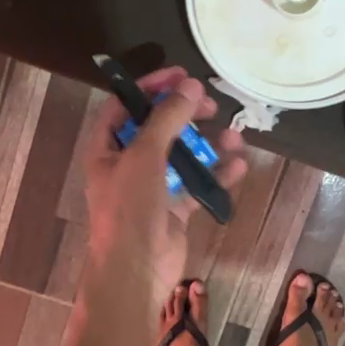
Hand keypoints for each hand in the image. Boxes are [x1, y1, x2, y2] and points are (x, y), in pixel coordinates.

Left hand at [83, 67, 248, 294]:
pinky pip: (196, 186)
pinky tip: (238, 166)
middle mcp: (126, 166)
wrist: (135, 271)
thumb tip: (191, 86)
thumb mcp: (144, 156)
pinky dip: (216, 175)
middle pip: (157, 129)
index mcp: (106, 150)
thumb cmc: (129, 208)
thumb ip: (167, 118)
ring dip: (208, 145)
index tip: (181, 75)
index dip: (150, 87)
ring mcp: (151, 189)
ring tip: (234, 137)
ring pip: (182, 157)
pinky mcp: (173, 210)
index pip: (124, 106)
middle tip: (211, 105)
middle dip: (185, 115)